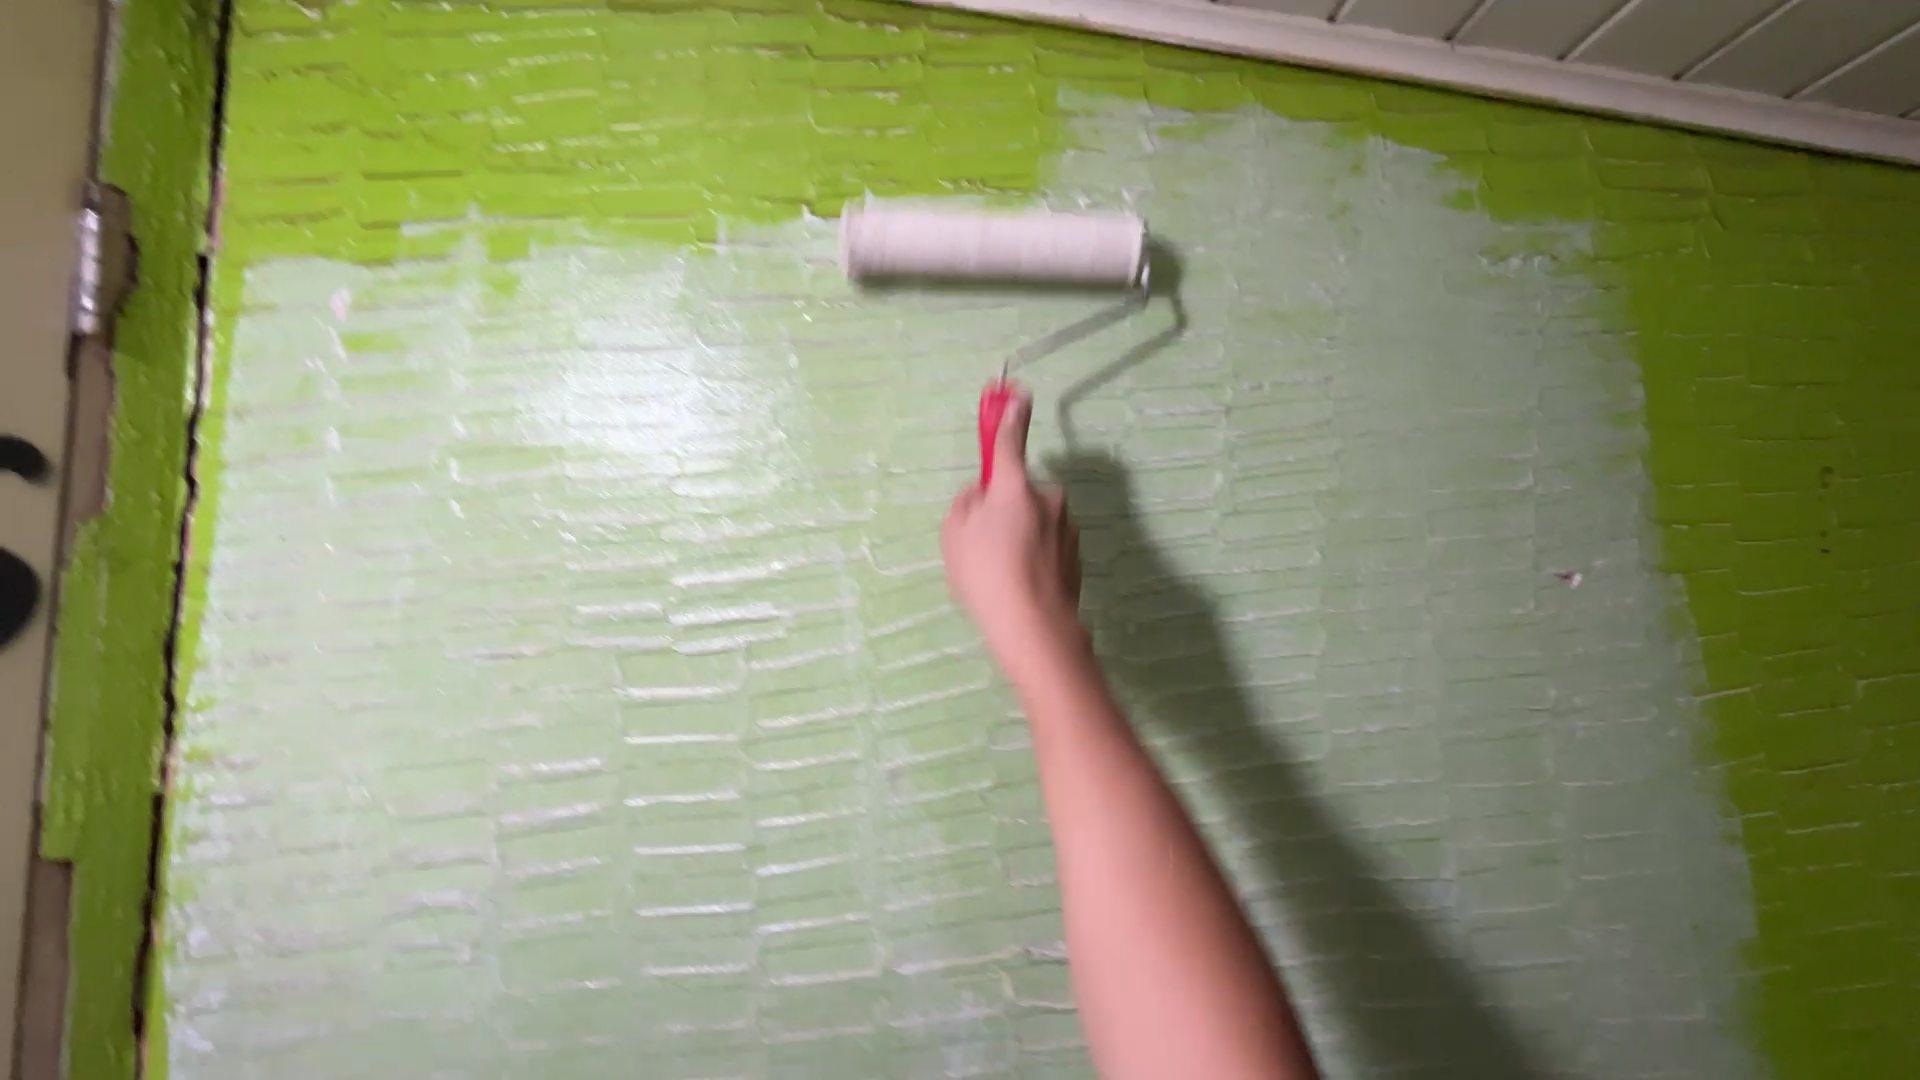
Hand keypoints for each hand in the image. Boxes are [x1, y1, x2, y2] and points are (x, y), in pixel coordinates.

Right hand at [941, 385, 1087, 685]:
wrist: (1035, 627)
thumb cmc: (986, 575)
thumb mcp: (953, 534)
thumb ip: (966, 502)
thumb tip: (982, 494)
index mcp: (1015, 486)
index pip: (1009, 440)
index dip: (1008, 416)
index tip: (1015, 393)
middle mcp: (1047, 497)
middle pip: (1017, 491)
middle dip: (1001, 507)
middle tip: (981, 543)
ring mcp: (1066, 526)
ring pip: (1032, 520)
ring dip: (1017, 534)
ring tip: (1000, 573)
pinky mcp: (1075, 553)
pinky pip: (1045, 544)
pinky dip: (1032, 555)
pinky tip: (1019, 583)